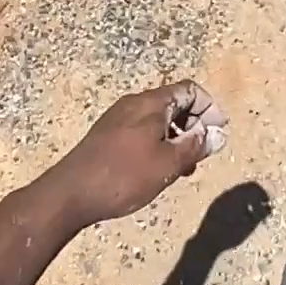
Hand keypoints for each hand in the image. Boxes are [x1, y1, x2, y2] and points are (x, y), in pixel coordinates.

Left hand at [38, 80, 227, 226]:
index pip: (191, 90)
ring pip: (158, 119)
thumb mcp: (167, 164)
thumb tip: (218, 134)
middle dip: (194, 124)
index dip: (210, 108)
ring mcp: (118, 118)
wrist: (67, 195)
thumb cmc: (122, 176)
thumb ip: (196, 146)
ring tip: (182, 167)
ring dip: (177, 137)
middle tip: (202, 152)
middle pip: (175, 102)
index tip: (218, 133)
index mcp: (152, 102)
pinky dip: (158, 143)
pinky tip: (156, 169)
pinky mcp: (106, 135)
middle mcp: (135, 102)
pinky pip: (142, 130)